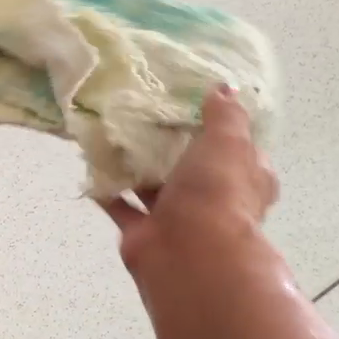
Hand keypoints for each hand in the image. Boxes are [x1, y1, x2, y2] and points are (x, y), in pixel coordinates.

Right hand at [100, 85, 278, 278]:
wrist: (186, 249)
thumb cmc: (215, 192)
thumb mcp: (226, 143)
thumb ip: (224, 117)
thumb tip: (223, 89)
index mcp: (245, 178)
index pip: (237, 149)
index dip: (218, 131)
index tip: (191, 112)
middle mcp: (214, 199)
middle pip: (193, 170)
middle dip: (171, 152)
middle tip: (144, 126)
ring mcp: (178, 216)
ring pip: (156, 188)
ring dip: (137, 172)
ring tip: (112, 146)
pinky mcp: (143, 230)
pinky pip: (123, 207)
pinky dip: (109, 194)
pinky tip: (93, 175)